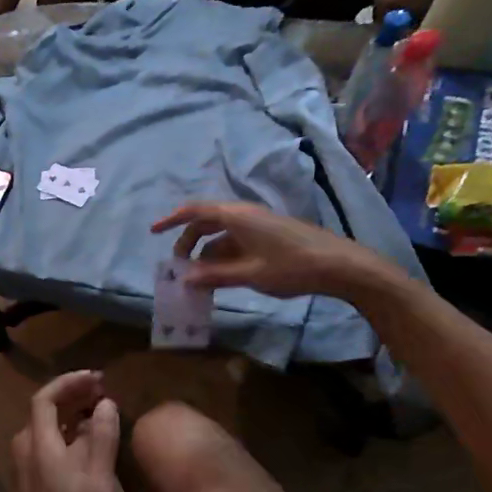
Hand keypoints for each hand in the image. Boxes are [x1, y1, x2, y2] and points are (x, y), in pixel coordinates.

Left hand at [12, 371, 121, 491]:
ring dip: (71, 415)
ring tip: (100, 411)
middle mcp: (25, 452)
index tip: (95, 378)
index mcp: (38, 446)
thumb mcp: (100, 476)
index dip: (69, 383)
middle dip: (72, 396)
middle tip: (102, 391)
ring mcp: (25, 470)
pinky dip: (66, 434)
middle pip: (44, 411)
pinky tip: (88, 441)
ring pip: (46, 429)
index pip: (44, 398)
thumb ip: (102, 435)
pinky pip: (46, 446)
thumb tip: (104, 402)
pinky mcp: (32, 485)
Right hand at [151, 202, 395, 298]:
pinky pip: (237, 242)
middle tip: (179, 266)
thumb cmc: (292, 266)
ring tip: (200, 280)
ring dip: (207, 253)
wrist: (338, 265)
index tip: (154, 231)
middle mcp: (245, 215)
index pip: (196, 211)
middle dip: (188, 242)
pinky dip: (224, 256)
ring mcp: (259, 225)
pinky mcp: (269, 236)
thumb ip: (215, 276)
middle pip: (207, 222)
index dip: (172, 220)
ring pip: (222, 235)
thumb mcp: (250, 274)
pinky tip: (224, 278)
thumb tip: (186, 279)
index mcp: (237, 217)